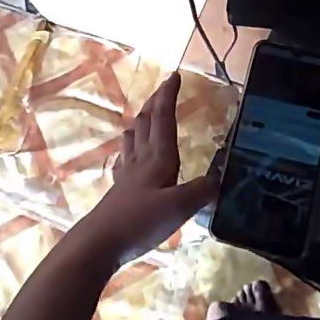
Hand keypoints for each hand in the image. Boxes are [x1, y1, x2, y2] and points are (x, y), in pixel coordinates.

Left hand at [75, 74, 217, 265]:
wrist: (99, 244)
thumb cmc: (139, 221)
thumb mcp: (179, 207)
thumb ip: (202, 191)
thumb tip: (220, 178)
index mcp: (157, 158)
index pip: (164, 118)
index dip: (169, 96)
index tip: (175, 75)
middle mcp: (141, 161)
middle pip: (146, 123)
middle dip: (155, 103)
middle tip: (163, 89)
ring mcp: (127, 176)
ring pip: (133, 140)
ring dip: (141, 122)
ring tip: (145, 116)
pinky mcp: (120, 192)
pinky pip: (125, 161)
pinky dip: (130, 150)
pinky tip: (128, 156)